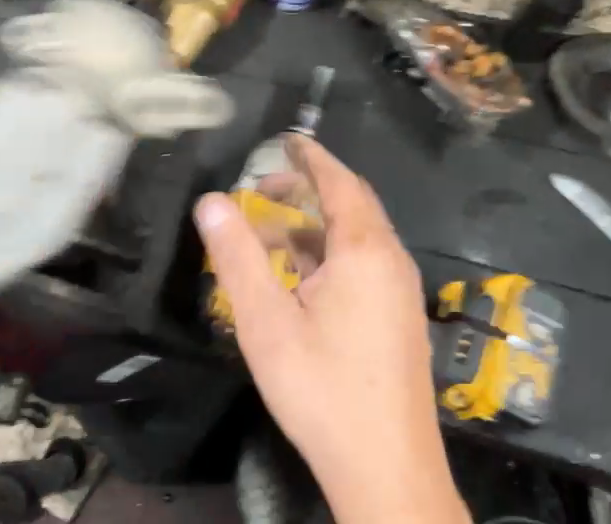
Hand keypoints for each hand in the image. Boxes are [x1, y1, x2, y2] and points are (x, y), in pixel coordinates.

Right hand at [195, 136, 465, 523]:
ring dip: (314, 224)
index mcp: (365, 251)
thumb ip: (236, 256)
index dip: (312, 158)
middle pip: (351, 206)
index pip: (340, 183)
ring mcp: (399, 294)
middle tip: (262, 188)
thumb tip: (210, 201)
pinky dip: (327, 253)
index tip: (286, 140)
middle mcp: (391, 263)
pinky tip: (297, 278)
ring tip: (269, 231)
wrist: (386, 471)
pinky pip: (363, 265)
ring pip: (357, 239)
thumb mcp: (265, 321)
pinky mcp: (398, 321)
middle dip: (308, 189)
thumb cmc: (323, 388)